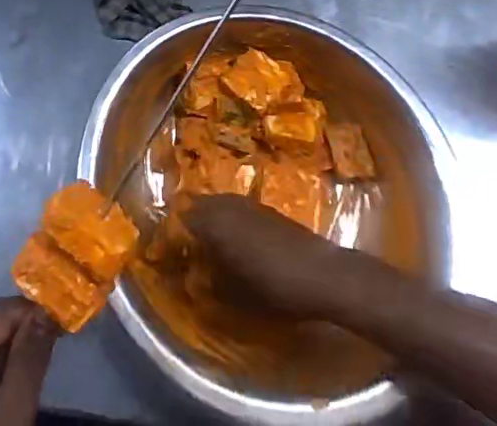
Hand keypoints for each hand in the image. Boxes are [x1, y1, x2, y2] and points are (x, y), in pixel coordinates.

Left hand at [0, 297, 59, 425]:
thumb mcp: (10, 413)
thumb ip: (28, 361)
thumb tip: (46, 313)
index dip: (32, 310)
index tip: (66, 316)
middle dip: (25, 325)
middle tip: (64, 332)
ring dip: (17, 344)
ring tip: (51, 347)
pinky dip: (4, 364)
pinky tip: (26, 371)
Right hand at [185, 194, 382, 318]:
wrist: (324, 275)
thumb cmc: (272, 285)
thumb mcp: (235, 294)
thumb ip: (210, 281)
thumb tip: (196, 276)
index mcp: (209, 222)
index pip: (179, 220)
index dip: (173, 234)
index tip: (172, 249)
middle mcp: (224, 205)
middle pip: (197, 205)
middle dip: (191, 221)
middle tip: (190, 243)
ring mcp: (247, 204)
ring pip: (218, 204)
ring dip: (212, 218)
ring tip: (213, 240)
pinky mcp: (267, 209)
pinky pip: (238, 209)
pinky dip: (232, 220)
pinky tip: (239, 240)